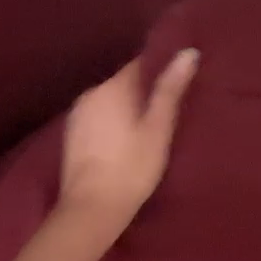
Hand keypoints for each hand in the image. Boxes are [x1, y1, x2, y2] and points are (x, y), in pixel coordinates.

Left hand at [57, 48, 198, 246]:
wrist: (91, 208)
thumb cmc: (131, 168)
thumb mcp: (158, 129)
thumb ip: (170, 90)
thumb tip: (188, 52)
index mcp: (112, 87)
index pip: (140, 65)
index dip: (161, 69)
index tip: (180, 80)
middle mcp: (90, 94)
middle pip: (124, 84)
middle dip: (144, 92)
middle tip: (170, 108)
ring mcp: (77, 116)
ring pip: (109, 103)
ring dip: (127, 110)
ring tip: (150, 126)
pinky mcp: (72, 137)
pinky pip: (98, 120)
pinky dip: (112, 124)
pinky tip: (125, 142)